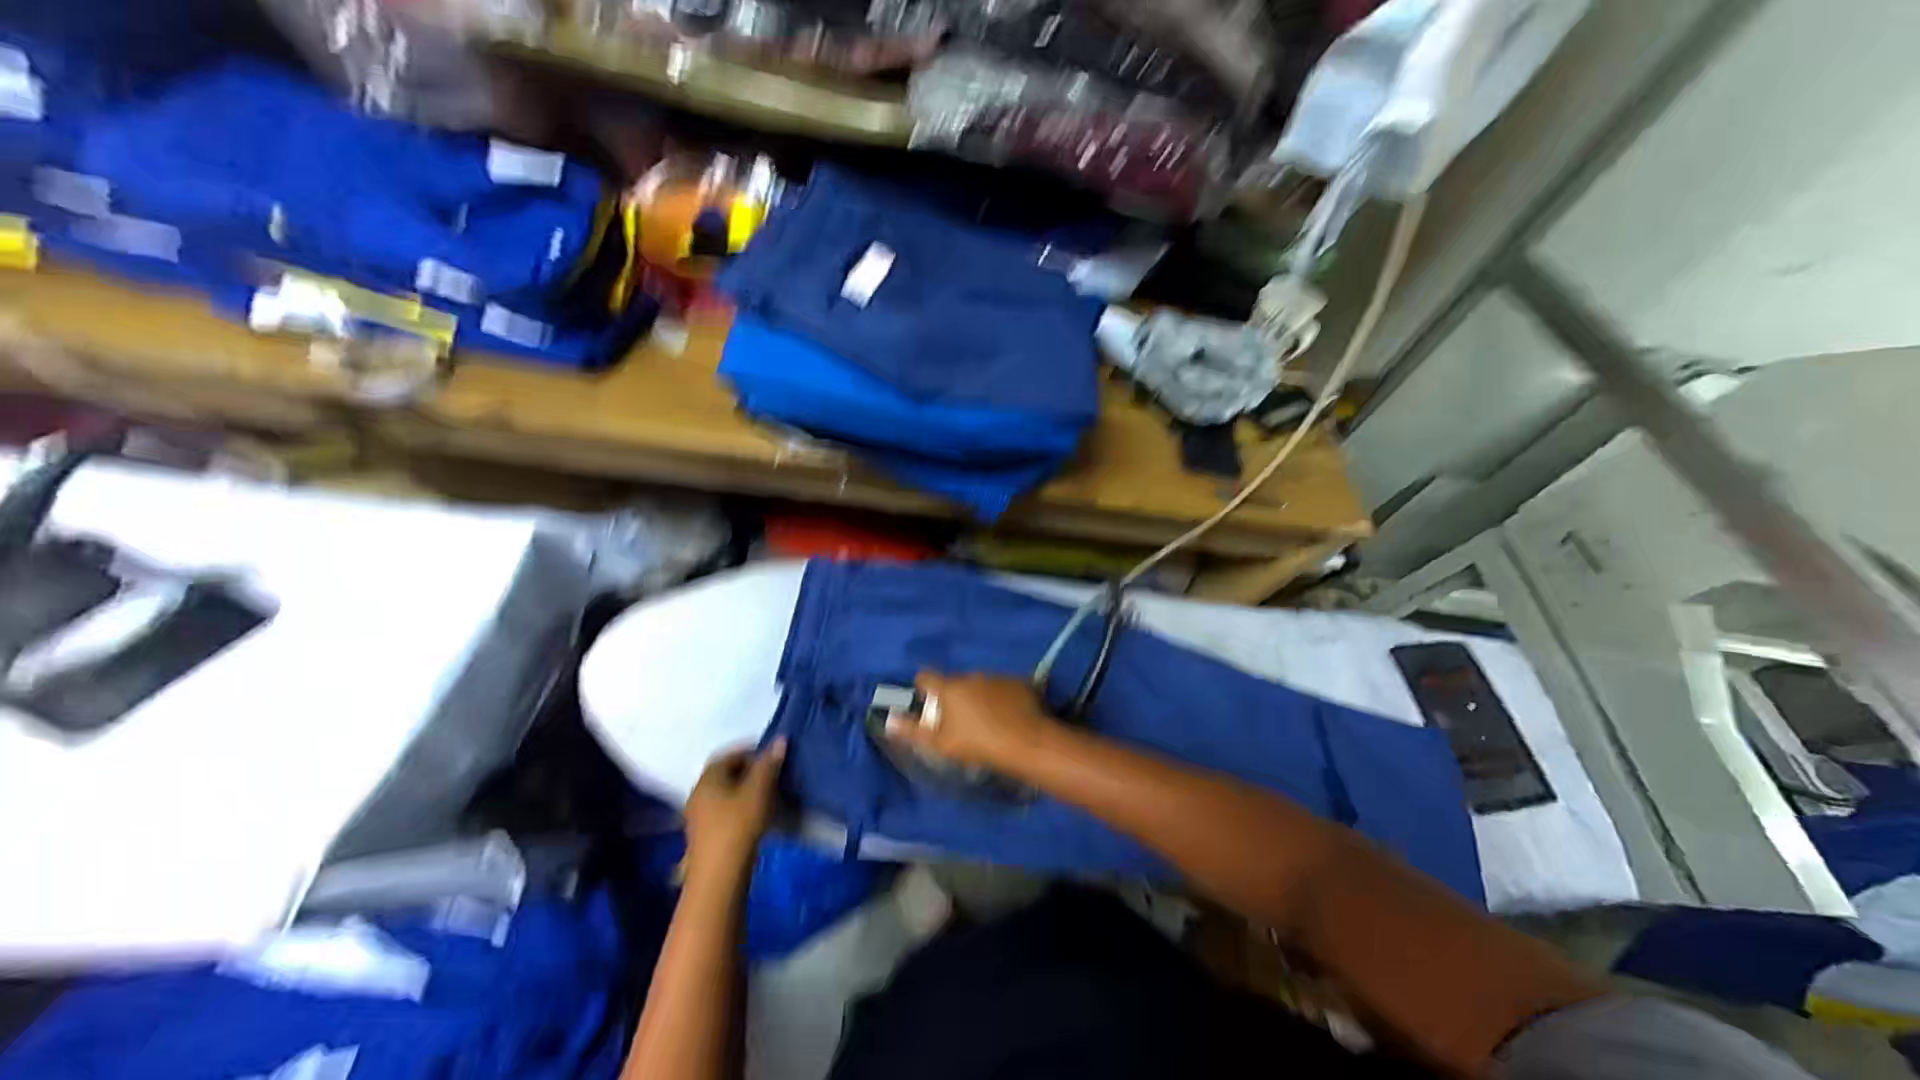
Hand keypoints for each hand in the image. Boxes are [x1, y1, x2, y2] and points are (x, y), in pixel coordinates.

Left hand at [683, 739, 786, 878]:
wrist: (719, 875)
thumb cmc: (739, 825)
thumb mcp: (759, 791)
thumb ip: (769, 765)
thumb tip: (780, 740)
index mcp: (707, 778)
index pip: (728, 755)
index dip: (751, 752)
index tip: (771, 757)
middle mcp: (698, 793)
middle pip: (724, 774)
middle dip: (748, 772)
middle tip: (772, 776)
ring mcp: (697, 817)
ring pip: (724, 795)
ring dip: (744, 792)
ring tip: (767, 797)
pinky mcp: (703, 837)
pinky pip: (722, 812)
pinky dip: (739, 808)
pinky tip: (755, 818)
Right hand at [884, 671, 1056, 769]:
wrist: (1027, 742)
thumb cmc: (978, 744)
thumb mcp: (940, 744)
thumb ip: (912, 731)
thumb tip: (888, 720)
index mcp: (949, 687)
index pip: (926, 677)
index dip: (923, 689)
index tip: (928, 705)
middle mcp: (972, 675)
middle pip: (955, 682)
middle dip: (955, 697)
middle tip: (960, 723)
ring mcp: (997, 677)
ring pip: (981, 685)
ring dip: (980, 697)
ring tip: (989, 722)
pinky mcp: (1020, 683)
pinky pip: (1004, 688)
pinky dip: (1003, 699)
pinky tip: (1010, 718)